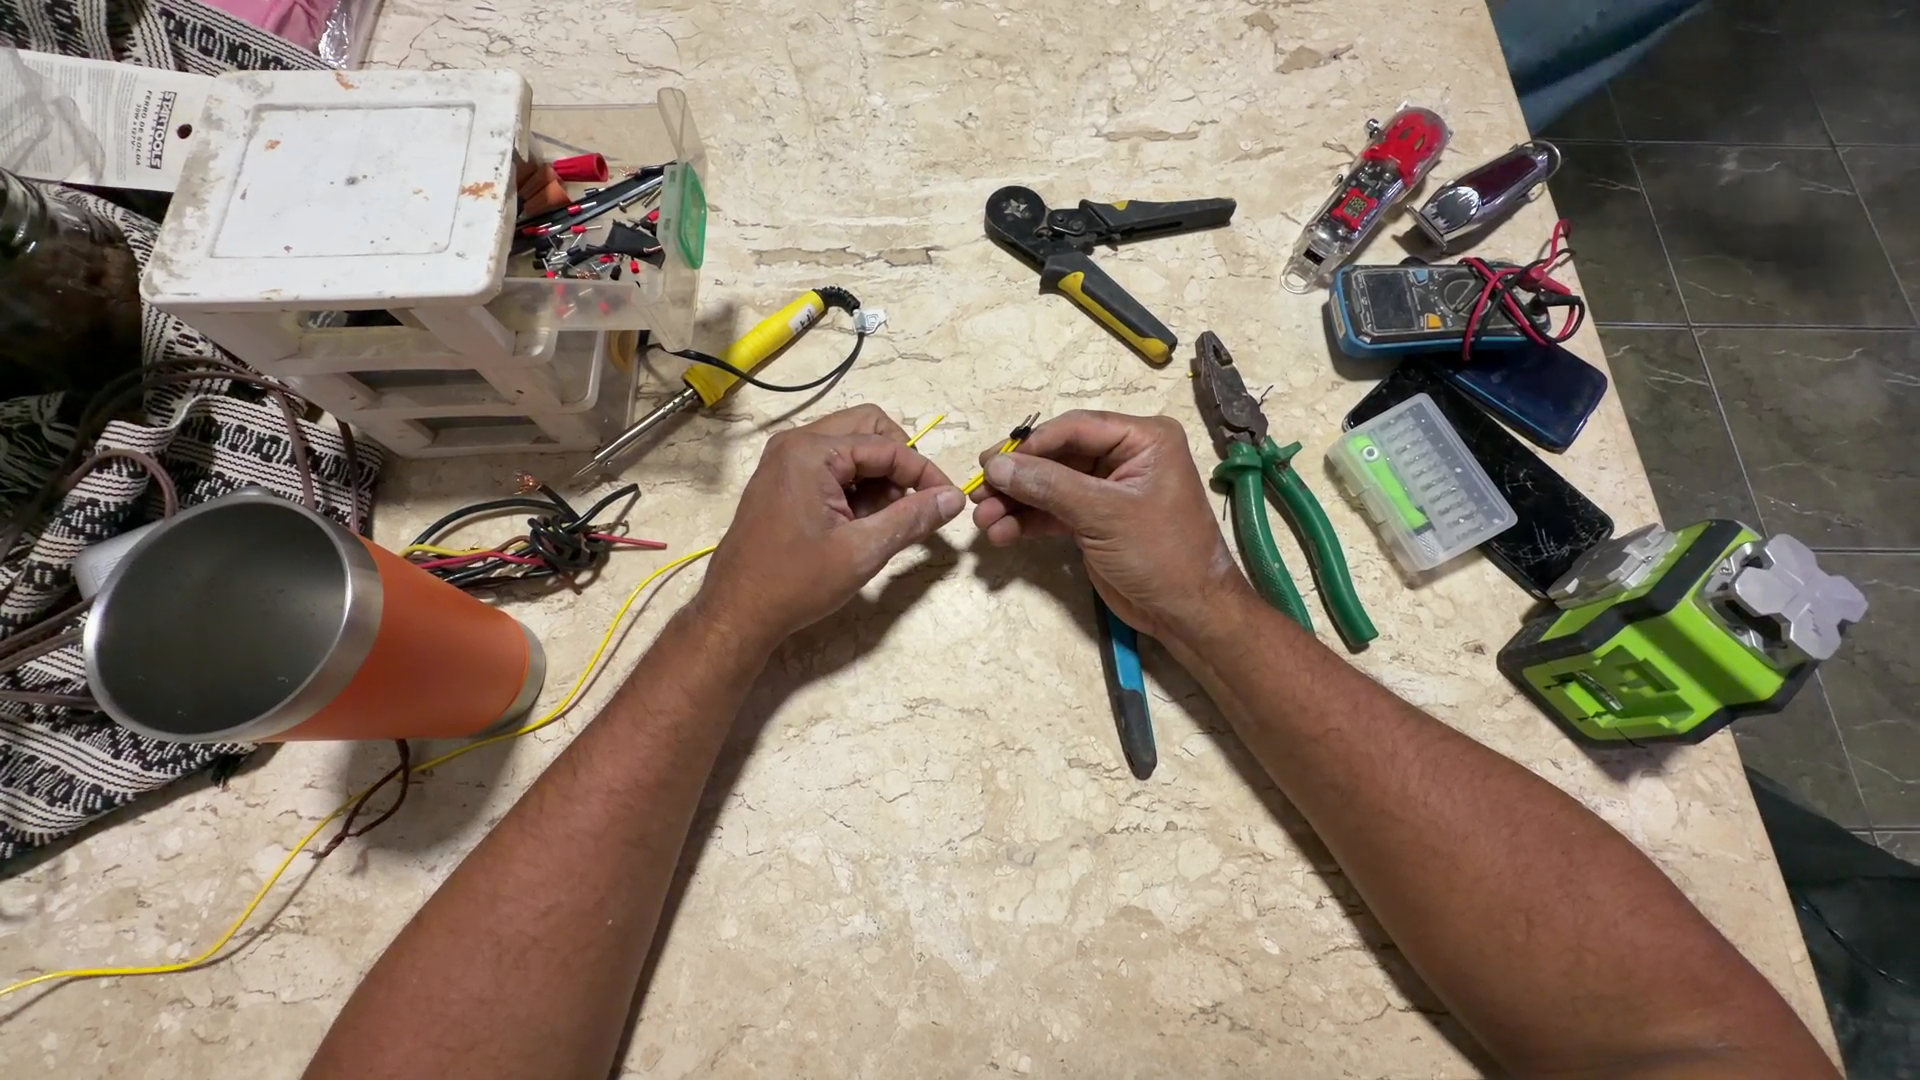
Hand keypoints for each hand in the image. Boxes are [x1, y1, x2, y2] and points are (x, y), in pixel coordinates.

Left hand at [697, 405, 963, 652]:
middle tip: (911, 506)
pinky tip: (860, 524)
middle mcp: (795, 444)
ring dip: (878, 477)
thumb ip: (912, 518)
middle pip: (869, 429)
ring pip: (852, 448)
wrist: (736, 613)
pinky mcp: (784, 480)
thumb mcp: (862, 551)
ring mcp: (786, 461)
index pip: (887, 445)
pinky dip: (856, 487)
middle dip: (899, 465)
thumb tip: (954, 498)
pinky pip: (833, 466)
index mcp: (811, 452)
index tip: (949, 501)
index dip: (924, 472)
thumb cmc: (795, 583)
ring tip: (883, 522)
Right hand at [970, 410, 1251, 641]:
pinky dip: (1027, 522)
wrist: (1187, 613)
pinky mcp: (1093, 521)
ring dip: (1015, 503)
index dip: (1031, 445)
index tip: (992, 463)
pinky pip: (1052, 512)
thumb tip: (996, 465)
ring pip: (1049, 486)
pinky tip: (1001, 534)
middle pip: (1056, 457)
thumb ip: (1049, 486)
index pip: (1075, 428)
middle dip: (1017, 477)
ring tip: (983, 520)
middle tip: (979, 491)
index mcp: (1143, 439)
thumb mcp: (1104, 514)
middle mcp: (1124, 457)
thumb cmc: (1160, 553)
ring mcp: (1106, 491)